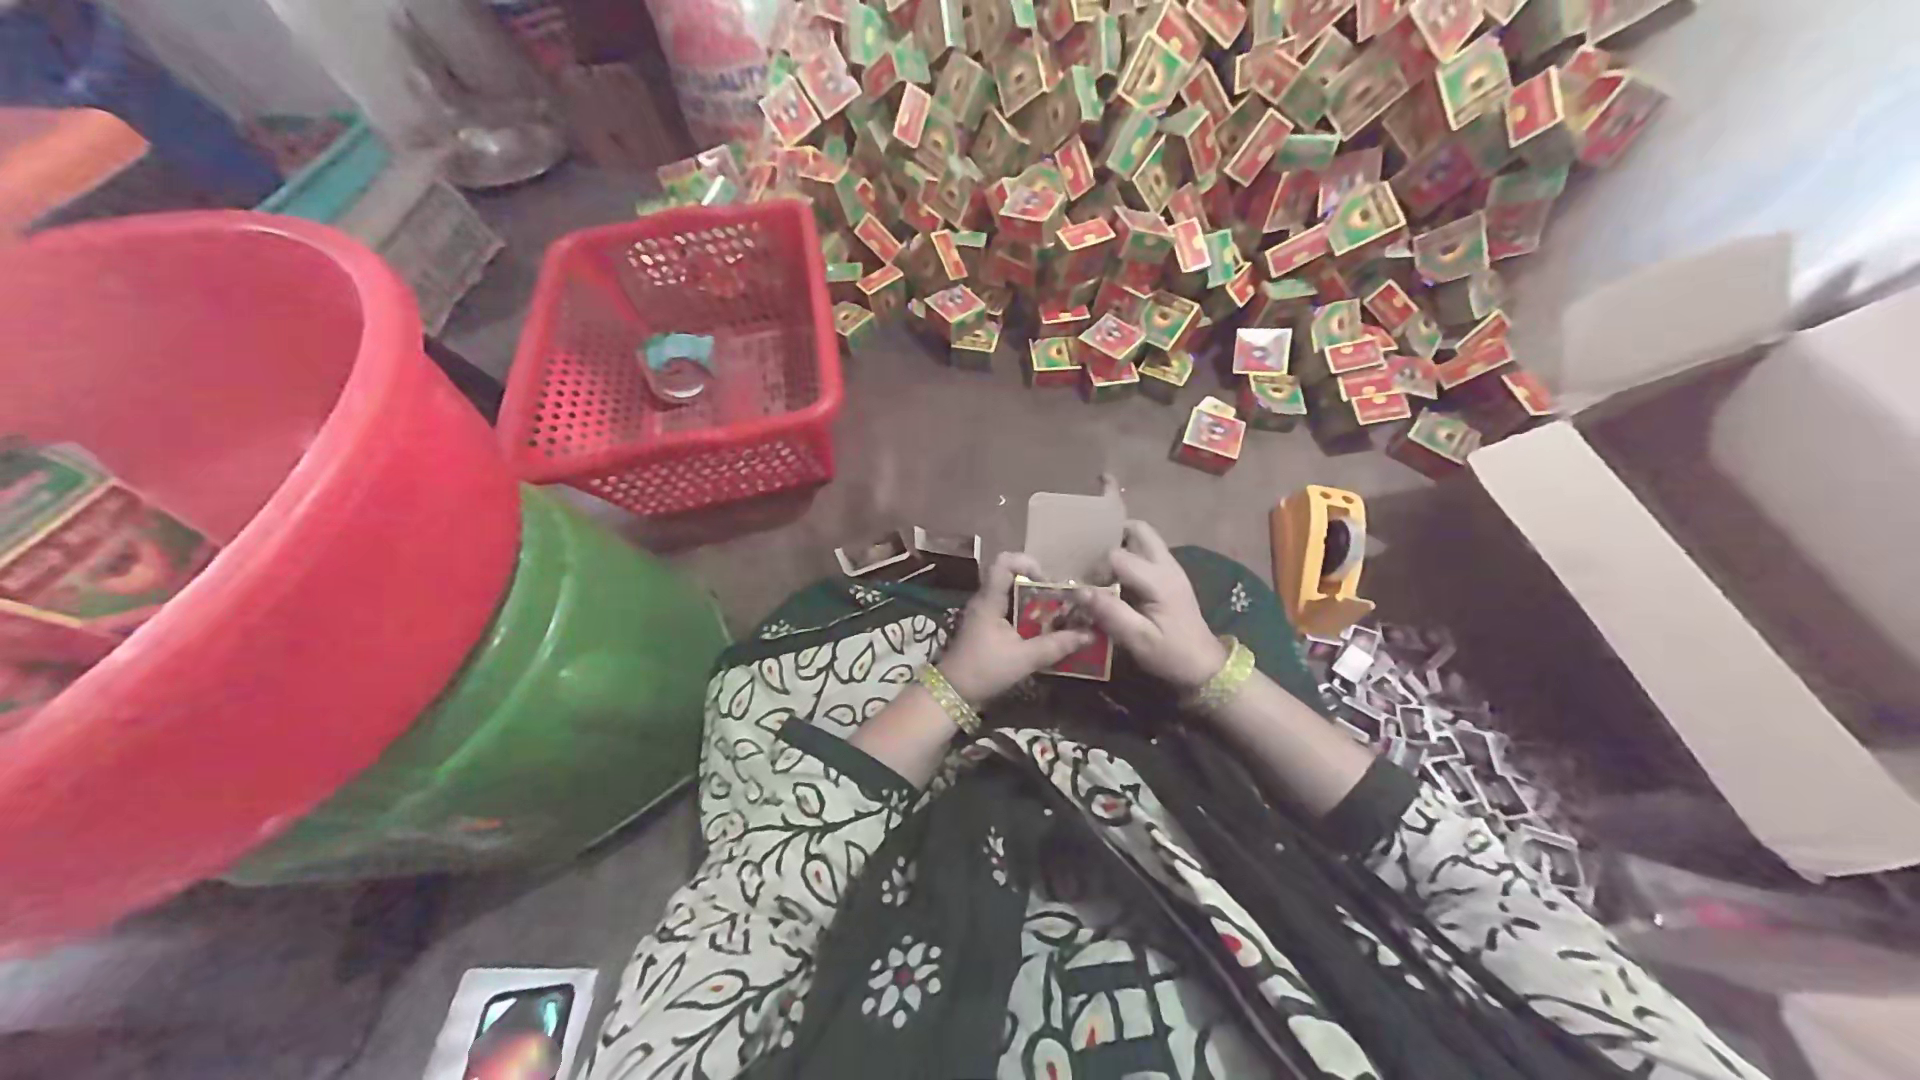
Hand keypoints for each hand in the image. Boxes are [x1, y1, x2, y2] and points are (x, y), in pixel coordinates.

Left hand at [939, 552, 1096, 704]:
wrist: (953, 693)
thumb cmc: (984, 670)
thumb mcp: (1024, 659)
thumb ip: (1056, 645)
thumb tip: (1089, 635)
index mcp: (989, 599)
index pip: (1003, 562)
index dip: (1027, 563)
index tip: (1047, 582)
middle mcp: (986, 600)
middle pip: (1013, 577)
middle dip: (1039, 586)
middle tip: (1061, 602)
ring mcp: (985, 613)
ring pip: (1013, 595)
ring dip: (1035, 602)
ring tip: (1058, 616)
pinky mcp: (987, 627)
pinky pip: (1010, 611)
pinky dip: (1028, 616)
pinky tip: (1044, 631)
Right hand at [1076, 521, 1227, 693]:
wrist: (1205, 666)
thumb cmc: (1171, 655)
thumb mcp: (1138, 640)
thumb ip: (1109, 612)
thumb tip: (1079, 591)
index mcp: (1159, 580)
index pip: (1117, 556)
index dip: (1095, 568)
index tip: (1085, 589)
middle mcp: (1167, 565)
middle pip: (1138, 529)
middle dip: (1111, 537)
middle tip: (1090, 560)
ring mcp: (1171, 568)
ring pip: (1143, 537)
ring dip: (1120, 544)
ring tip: (1100, 567)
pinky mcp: (1170, 575)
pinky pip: (1146, 551)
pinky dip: (1128, 554)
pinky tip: (1114, 577)